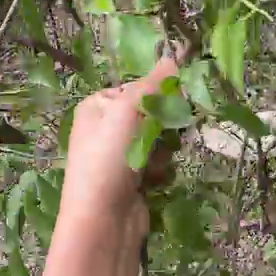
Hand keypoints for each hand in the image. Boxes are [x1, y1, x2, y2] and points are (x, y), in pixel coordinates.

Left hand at [57, 55, 178, 245]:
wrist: (101, 222)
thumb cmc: (108, 161)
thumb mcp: (128, 113)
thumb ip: (153, 84)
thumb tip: (174, 54)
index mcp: (98, 106)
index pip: (139, 88)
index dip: (160, 95)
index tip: (177, 102)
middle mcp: (106, 128)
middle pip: (153, 114)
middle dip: (165, 127)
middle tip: (167, 137)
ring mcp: (119, 156)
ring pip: (161, 141)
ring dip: (165, 151)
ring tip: (155, 165)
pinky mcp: (133, 181)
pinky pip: (160, 165)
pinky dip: (162, 171)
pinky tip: (154, 182)